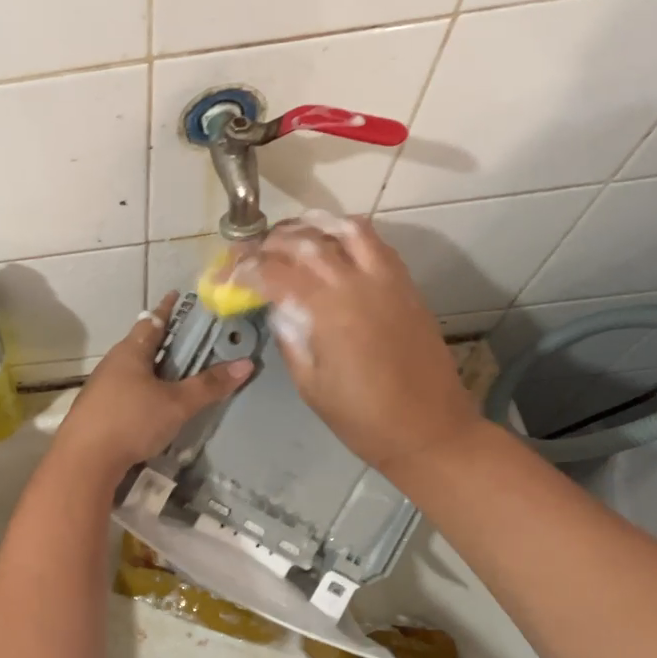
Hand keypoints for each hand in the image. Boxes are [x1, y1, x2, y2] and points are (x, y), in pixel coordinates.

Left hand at [53, 293, 251, 474]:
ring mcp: (103, 388)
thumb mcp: (176, 403)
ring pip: (135, 370)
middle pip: (142, 345)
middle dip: (165, 341)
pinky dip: (146, 391)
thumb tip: (246, 363)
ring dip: (156, 369)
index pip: (152, 321)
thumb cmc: (131, 421)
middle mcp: (113, 364)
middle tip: (192, 340)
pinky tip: (158, 405)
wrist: (84, 460)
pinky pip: (128, 392)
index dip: (167, 309)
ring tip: (180, 374)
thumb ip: (209, 385)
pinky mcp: (100, 411)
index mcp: (130, 352)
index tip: (178, 296)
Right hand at [236, 211, 482, 471]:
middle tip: (250, 252)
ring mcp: (386, 280)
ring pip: (346, 229)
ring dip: (312, 227)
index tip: (227, 273)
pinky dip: (347, 235)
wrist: (429, 430)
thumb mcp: (309, 383)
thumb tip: (275, 308)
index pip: (275, 272)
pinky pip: (375, 244)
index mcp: (328, 311)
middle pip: (306, 242)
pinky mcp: (405, 286)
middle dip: (271, 242)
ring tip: (289, 237)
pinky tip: (331, 248)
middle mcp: (358, 284)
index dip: (245, 269)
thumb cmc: (362, 417)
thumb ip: (289, 337)